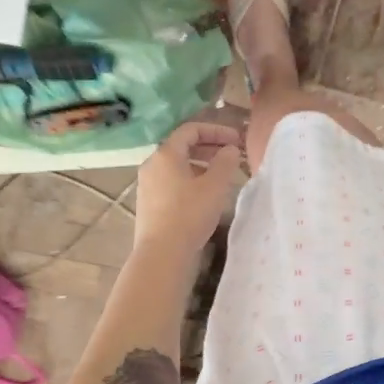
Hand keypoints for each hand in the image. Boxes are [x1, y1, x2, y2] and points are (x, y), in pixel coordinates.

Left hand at [133, 122, 244, 257]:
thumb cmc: (189, 214)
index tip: (236, 139)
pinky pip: (171, 182)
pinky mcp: (149, 203)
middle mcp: (152, 165)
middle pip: (181, 147)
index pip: (190, 130)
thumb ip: (225, 163)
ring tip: (221, 176)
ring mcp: (147, 185)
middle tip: (231, 155)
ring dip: (200, 165)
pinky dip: (190, 180)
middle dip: (209, 147)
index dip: (216, 131)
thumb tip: (230, 149)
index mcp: (165, 154)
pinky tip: (204, 196)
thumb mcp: (215, 186)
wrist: (162, 253)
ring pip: (177, 166)